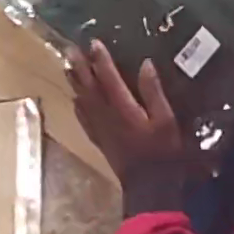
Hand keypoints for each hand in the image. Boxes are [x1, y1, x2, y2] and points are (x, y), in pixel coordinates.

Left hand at [67, 41, 184, 182]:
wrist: (150, 190)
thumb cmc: (162, 153)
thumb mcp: (166, 120)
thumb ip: (154, 91)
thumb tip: (145, 64)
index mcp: (123, 108)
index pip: (108, 78)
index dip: (101, 59)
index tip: (94, 42)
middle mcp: (107, 116)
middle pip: (89, 87)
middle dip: (80, 67)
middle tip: (71, 49)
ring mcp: (101, 129)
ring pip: (83, 101)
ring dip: (75, 83)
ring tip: (67, 67)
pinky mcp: (100, 141)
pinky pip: (84, 119)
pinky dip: (78, 105)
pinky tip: (75, 100)